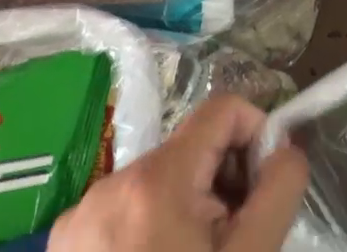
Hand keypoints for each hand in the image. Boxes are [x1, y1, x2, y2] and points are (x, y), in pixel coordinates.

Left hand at [50, 95, 309, 251]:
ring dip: (192, 203)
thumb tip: (284, 146)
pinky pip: (127, 207)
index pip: (225, 109)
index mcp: (156, 180)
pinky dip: (155, 223)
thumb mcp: (253, 251)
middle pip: (193, 145)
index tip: (260, 187)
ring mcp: (77, 217)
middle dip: (225, 177)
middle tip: (230, 233)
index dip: (258, 135)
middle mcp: (109, 185)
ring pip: (162, 177)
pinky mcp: (62, 245)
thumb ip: (282, 184)